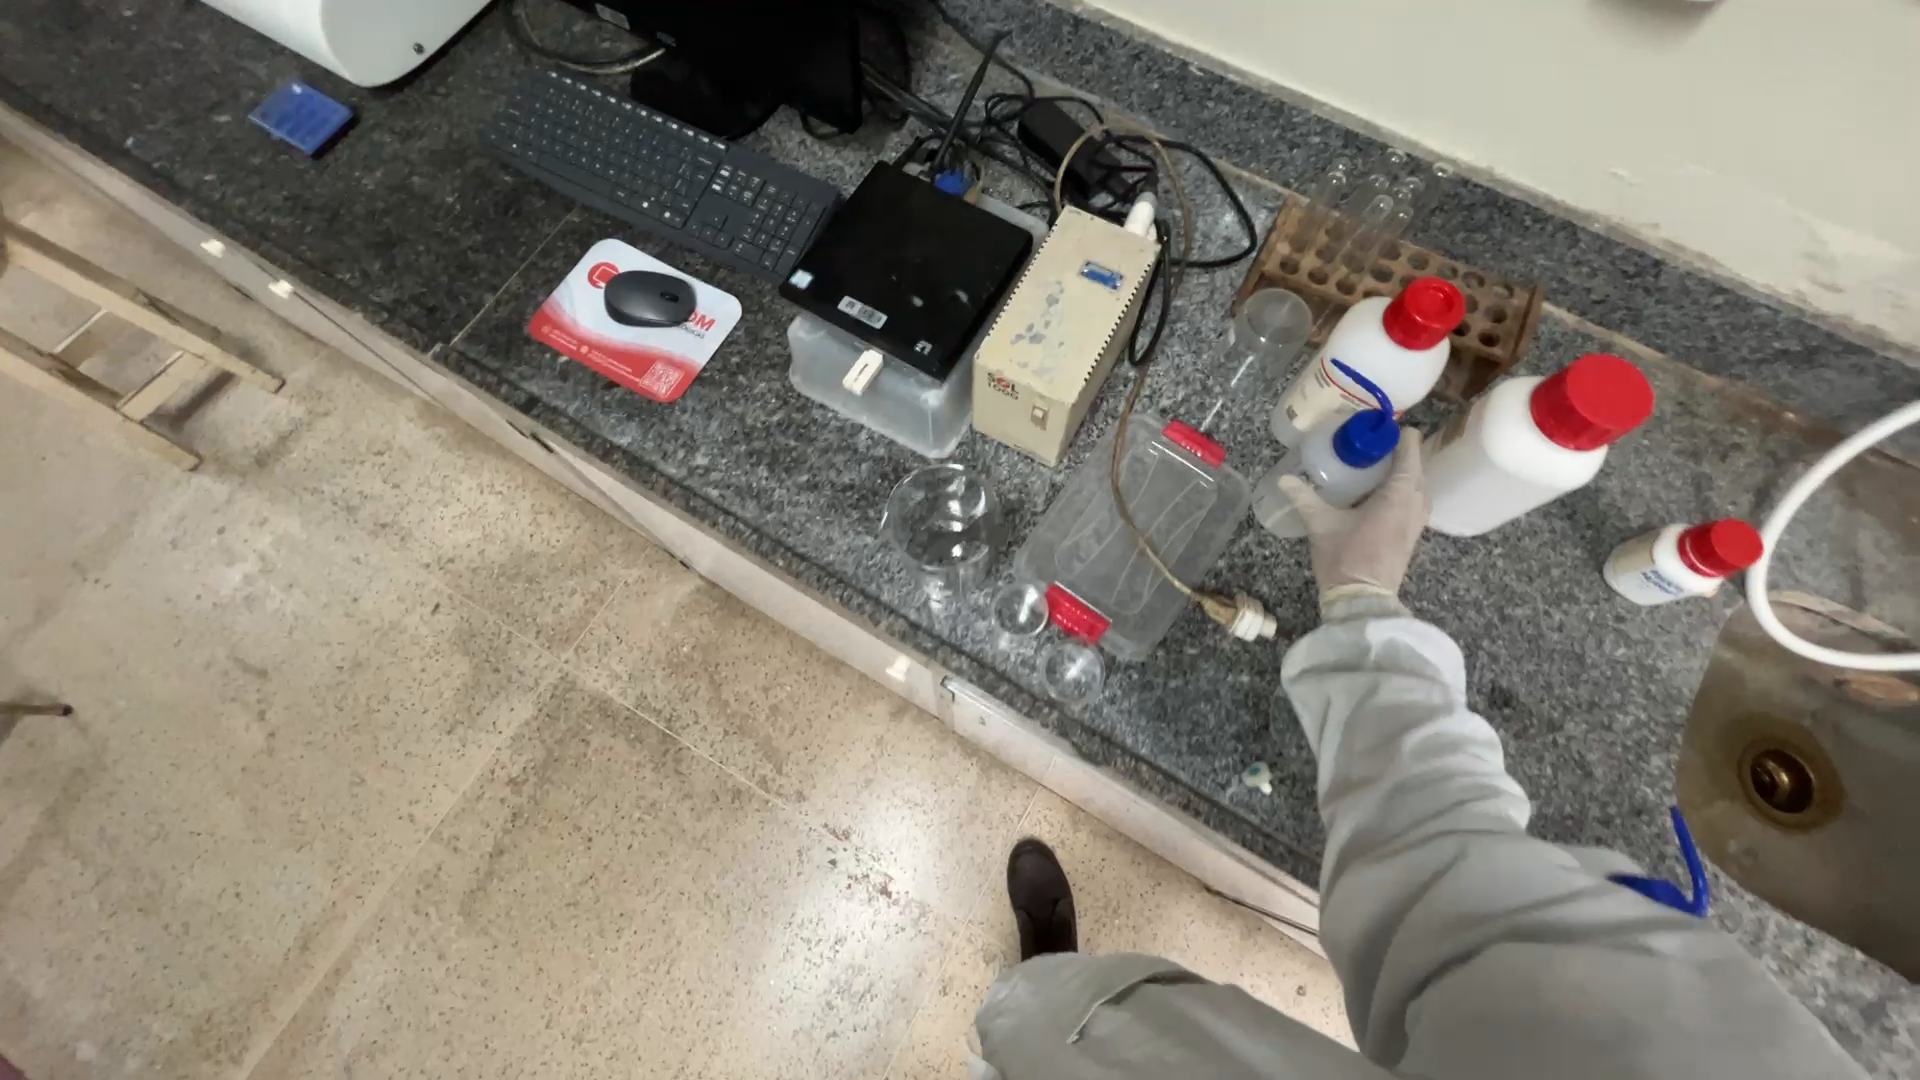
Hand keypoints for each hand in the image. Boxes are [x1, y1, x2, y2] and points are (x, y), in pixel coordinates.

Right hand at [1276, 429, 1430, 601]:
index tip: (1375, 427)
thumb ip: (1304, 497)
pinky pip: (1411, 500)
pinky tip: (1375, 493)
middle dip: (1393, 453)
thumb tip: (1284, 479)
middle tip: (1365, 445)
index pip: (1410, 450)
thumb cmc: (1345, 557)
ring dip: (1396, 473)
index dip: (1397, 434)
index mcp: (1400, 492)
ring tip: (1370, 467)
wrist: (1362, 598)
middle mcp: (1417, 502)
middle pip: (1413, 465)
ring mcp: (1418, 519)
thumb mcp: (1321, 523)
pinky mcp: (1412, 533)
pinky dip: (1398, 490)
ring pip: (1413, 484)